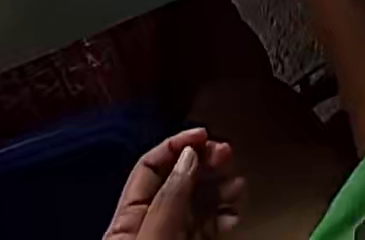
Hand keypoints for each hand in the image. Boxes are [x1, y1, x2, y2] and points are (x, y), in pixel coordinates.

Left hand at [104, 128, 244, 239]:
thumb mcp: (153, 238)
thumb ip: (170, 198)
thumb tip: (188, 154)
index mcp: (127, 222)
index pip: (149, 167)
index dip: (176, 145)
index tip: (203, 134)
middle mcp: (149, 226)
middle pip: (179, 178)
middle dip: (205, 161)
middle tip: (226, 154)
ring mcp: (170, 238)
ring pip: (199, 200)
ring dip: (221, 187)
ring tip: (237, 186)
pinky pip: (208, 224)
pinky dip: (224, 214)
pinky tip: (233, 213)